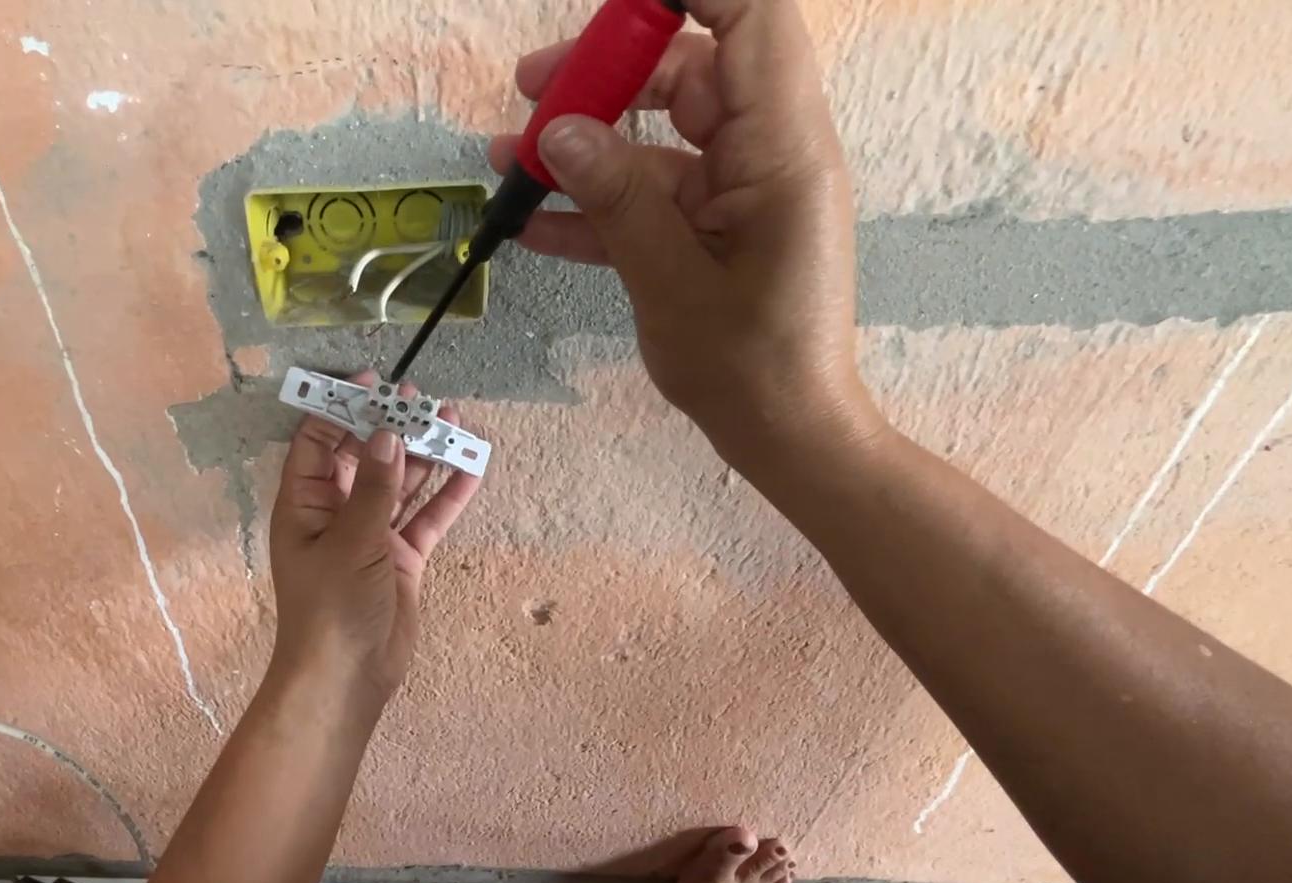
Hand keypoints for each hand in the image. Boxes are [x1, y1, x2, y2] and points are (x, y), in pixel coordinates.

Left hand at [268, 375, 481, 702]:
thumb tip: (386, 433)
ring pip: (400, 485)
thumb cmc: (333, 606)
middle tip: (422, 398)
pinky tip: (472, 470)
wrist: (349, 676)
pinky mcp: (401, 558)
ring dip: (424, 456)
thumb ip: (374, 487)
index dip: (340, 409)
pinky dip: (447, 497)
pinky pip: (425, 519)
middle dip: (390, 428)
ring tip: (453, 421)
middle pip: (364, 458)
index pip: (317, 442)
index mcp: (305, 504)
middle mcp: (336, 513)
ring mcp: (371, 535)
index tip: (373, 382)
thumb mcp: (352, 540)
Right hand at [489, 0, 881, 473]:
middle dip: (606, 74)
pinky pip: (648, 199)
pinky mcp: (707, 232)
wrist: (780, 430)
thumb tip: (560, 134)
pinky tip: (535, 220)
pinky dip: (596, 206)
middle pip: (685, 73)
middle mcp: (762, 155)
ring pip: (655, 139)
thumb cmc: (746, 363)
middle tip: (528, 93)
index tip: (613, 8)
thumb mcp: (671, 282)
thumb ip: (618, 201)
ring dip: (585, 147)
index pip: (751, 19)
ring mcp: (732, 194)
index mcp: (781, 149)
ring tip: (510, 158)